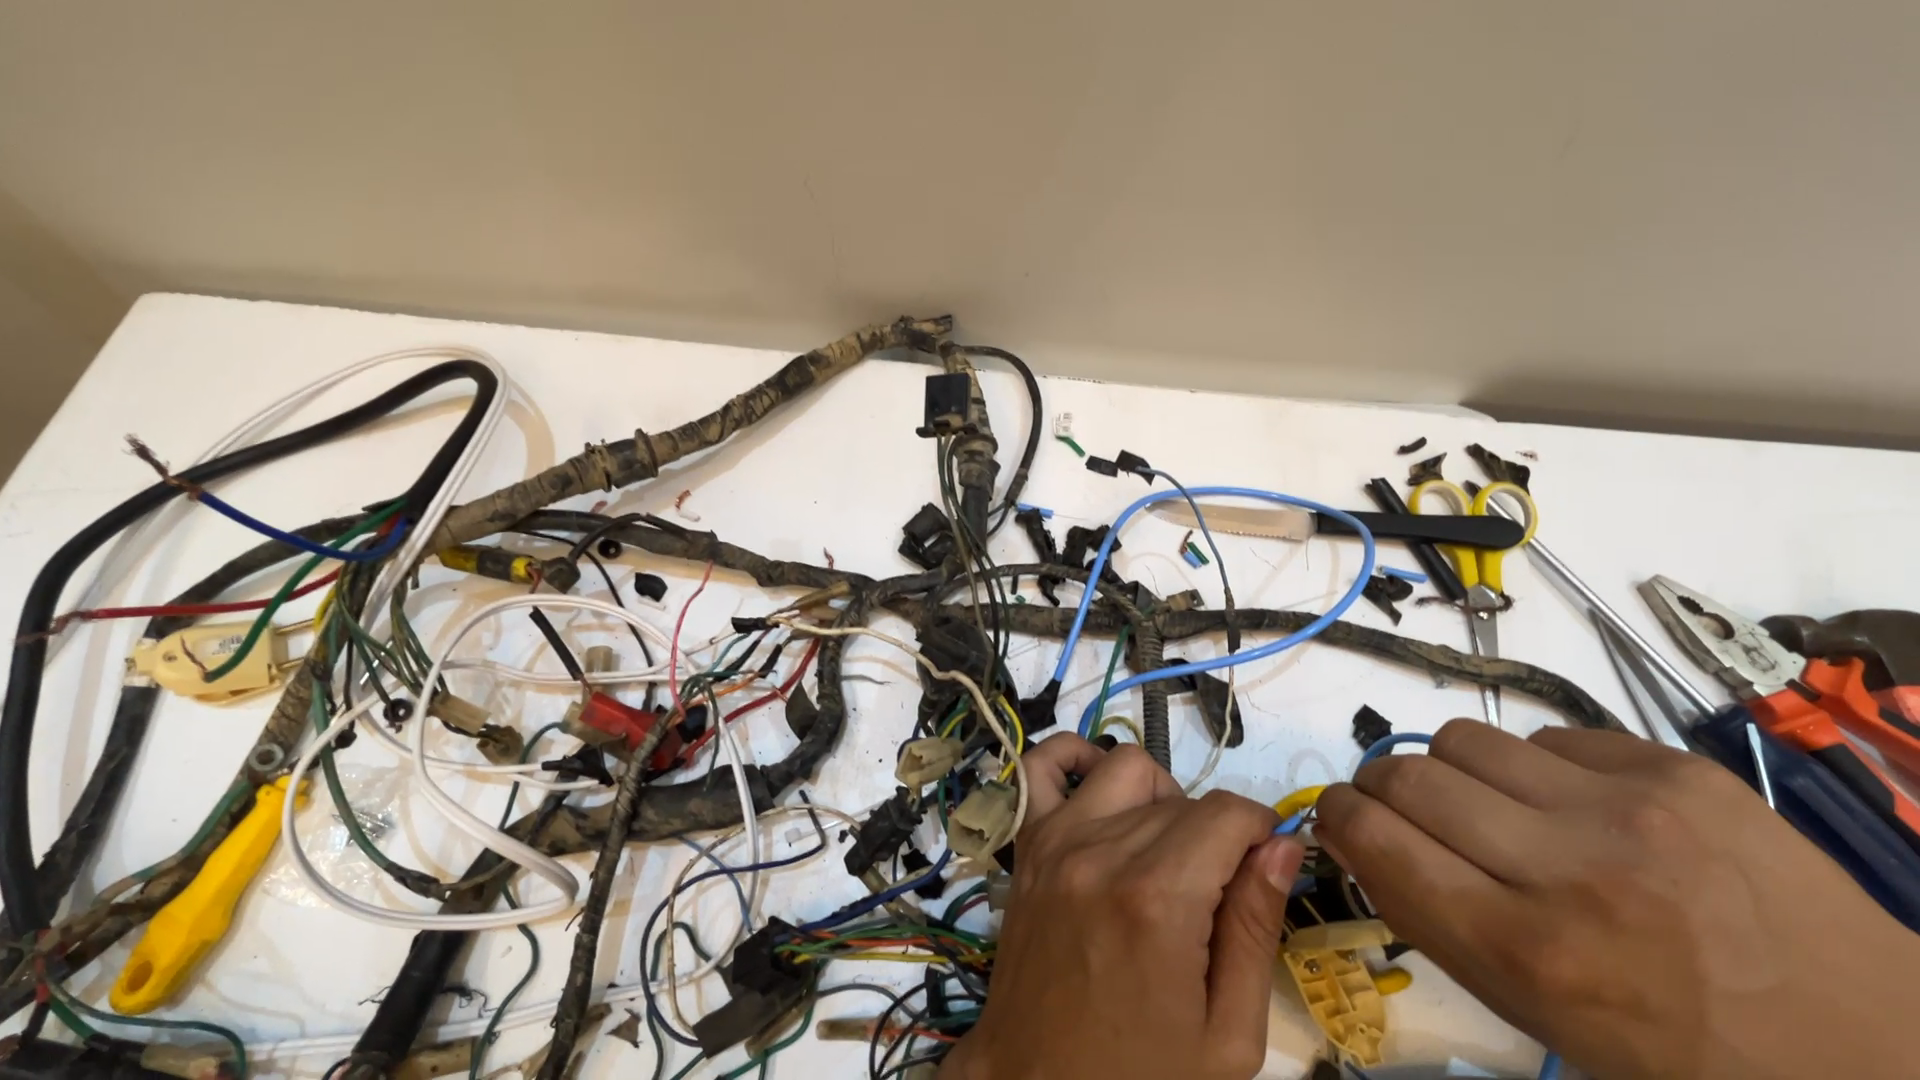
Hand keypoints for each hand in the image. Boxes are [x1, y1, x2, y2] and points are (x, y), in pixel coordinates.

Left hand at [942, 735, 1303, 1079]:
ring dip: (1158, 797)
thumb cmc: (1141, 1071)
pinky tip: (1100, 790)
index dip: (1259, 832)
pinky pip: (1042, 766)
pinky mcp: (1026, 845)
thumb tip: (1282, 843)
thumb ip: (1257, 928)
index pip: (1228, 813)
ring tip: (1164, 851)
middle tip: (1214, 890)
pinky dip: (1074, 759)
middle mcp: (1103, 852)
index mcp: (1158, 899)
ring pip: (1127, 769)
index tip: (1261, 868)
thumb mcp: (1228, 1032)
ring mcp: (1056, 841)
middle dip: (1214, 833)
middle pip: (1182, 798)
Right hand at [1316, 719, 1919, 1079]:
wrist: (1870, 1045)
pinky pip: (1547, 736)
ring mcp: (1627, 805)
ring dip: (1454, 772)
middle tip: (1402, 811)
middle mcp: (1566, 866)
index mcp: (1525, 950)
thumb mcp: (1533, 1015)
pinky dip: (1535, 768)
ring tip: (1493, 808)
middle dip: (1381, 789)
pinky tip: (1575, 808)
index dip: (1336, 817)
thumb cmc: (1676, 1052)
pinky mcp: (1674, 767)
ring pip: (1464, 738)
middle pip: (1406, 775)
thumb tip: (1360, 837)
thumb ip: (1432, 919)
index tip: (1339, 818)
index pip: (1372, 836)